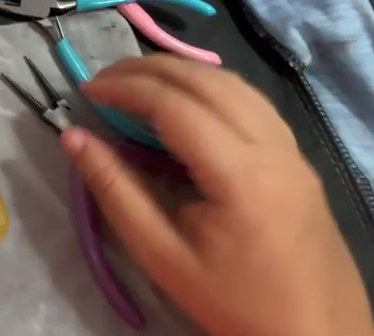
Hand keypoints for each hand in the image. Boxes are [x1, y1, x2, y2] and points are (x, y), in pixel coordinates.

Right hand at [61, 55, 373, 335]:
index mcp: (241, 176)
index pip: (173, 104)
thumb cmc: (235, 304)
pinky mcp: (300, 164)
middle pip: (204, 81)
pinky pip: (253, 102)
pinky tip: (185, 101)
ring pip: (233, 84)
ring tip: (137, 82)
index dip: (124, 87)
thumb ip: (114, 188)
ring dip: (180, 71)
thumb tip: (72, 135)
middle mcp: (274, 153)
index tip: (86, 91)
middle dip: (147, 69)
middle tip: (104, 79)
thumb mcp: (161, 254)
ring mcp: (294, 156)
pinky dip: (210, 86)